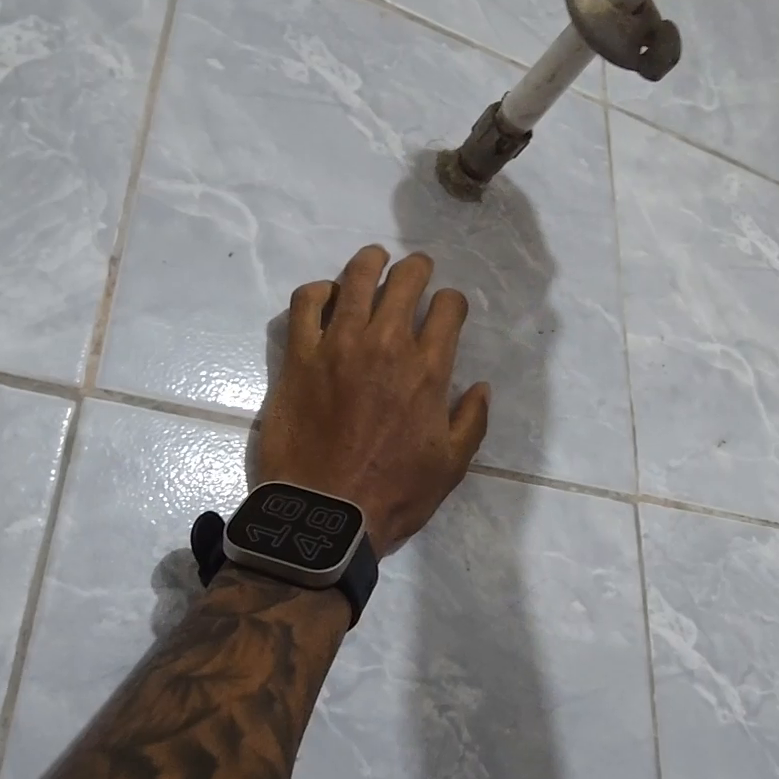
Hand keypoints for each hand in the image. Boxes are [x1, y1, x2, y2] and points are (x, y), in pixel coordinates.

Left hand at [255, 245, 489, 557]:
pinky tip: (325, 296)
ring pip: (355, 279)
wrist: (325, 516)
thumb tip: (479, 385)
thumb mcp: (452, 466)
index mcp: (428, 369)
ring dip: (369, 263)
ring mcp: (338, 346)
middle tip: (415, 271)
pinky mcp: (299, 357)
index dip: (451, 301)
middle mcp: (385, 345)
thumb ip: (471, 420)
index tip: (447, 308)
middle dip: (416, 269)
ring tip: (374, 261)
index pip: (447, 307)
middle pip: (405, 281)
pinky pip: (305, 304)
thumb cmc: (393, 495)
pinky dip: (318, 291)